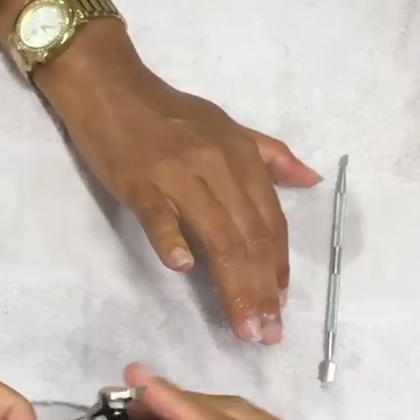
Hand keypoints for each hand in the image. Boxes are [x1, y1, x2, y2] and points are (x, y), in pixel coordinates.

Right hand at [43, 29, 319, 344]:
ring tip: (242, 325)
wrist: (109, 86)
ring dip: (232, 284)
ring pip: (215, 234)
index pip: (269, 220)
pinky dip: (171, 240)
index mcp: (239, 156)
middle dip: (261, 288)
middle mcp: (217, 166)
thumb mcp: (225, 126)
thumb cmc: (164, 112)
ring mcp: (177, 174)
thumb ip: (268, 155)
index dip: (278, 265)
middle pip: (248, 236)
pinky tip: (182, 269)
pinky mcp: (139, 181)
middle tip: (266, 333)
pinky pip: (160, 213)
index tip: (281, 305)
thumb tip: (309, 178)